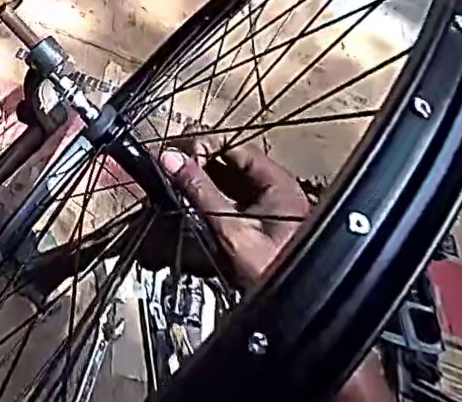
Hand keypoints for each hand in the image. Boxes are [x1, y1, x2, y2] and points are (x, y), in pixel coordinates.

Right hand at [160, 144, 310, 288]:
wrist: (291, 317)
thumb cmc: (274, 274)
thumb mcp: (231, 229)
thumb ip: (200, 190)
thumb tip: (172, 159)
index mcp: (277, 182)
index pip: (232, 143)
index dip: (202, 143)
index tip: (176, 154)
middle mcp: (274, 187)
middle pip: (228, 157)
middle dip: (197, 158)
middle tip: (170, 164)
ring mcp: (267, 204)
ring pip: (225, 175)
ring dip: (199, 175)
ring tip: (175, 178)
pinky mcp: (257, 220)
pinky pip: (227, 194)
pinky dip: (207, 192)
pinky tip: (189, 196)